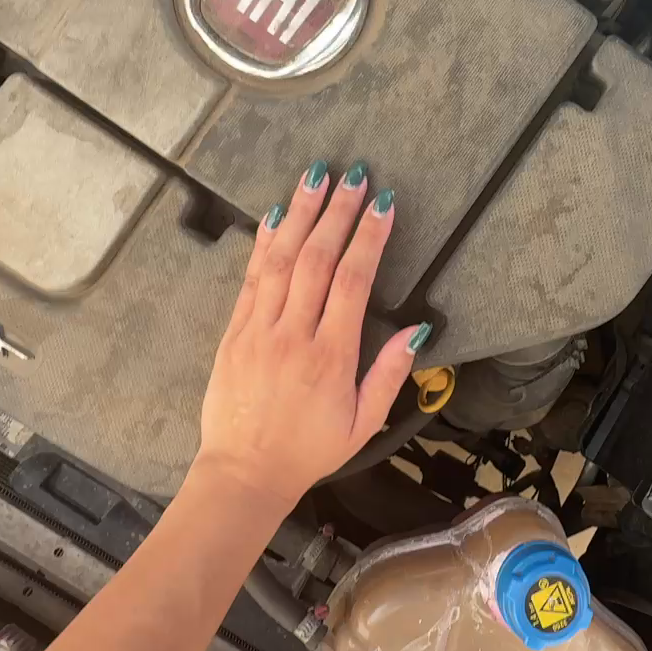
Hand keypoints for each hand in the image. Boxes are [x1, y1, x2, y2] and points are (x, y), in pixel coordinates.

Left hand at [193, 160, 429, 507]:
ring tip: (315, 178)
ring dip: (300, 214)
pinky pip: (250, 279)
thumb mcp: (363, 423)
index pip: (352, 282)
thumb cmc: (310, 449)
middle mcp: (293, 333)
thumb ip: (390, 374)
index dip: (369, 239)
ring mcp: (258, 329)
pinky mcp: (233, 332)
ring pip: (280, 260)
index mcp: (331, 356)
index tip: (382, 205)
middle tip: (354, 176)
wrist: (242, 474)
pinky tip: (274, 215)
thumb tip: (417, 329)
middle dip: (337, 213)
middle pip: (316, 259)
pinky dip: (263, 243)